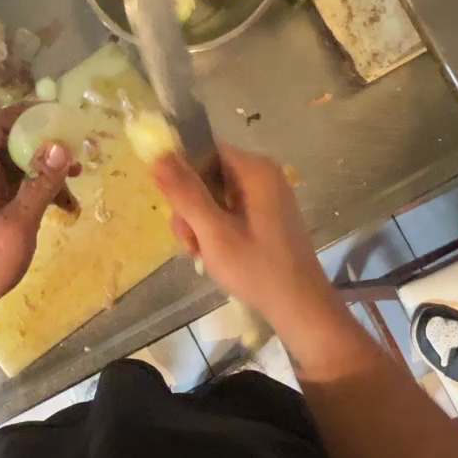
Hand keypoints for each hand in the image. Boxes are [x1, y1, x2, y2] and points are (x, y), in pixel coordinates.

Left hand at [0, 104, 73, 318]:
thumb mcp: (18, 223)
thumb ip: (40, 184)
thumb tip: (61, 145)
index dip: (26, 113)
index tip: (59, 116)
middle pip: (9, 142)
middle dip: (44, 145)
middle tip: (76, 153)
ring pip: (15, 168)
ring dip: (44, 171)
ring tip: (76, 180)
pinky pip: (14, 190)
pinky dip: (37, 192)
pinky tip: (61, 208)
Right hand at [149, 147, 337, 334]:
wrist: (299, 307)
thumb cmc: (257, 269)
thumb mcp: (214, 233)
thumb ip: (185, 194)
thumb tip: (158, 156)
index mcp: (255, 170)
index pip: (204, 151)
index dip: (181, 175)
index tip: (172, 207)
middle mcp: (262, 175)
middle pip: (207, 175)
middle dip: (190, 207)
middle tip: (188, 241)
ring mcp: (265, 196)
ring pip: (213, 196)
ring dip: (198, 222)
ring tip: (198, 252)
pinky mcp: (265, 215)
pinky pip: (227, 210)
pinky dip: (214, 229)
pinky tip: (211, 253)